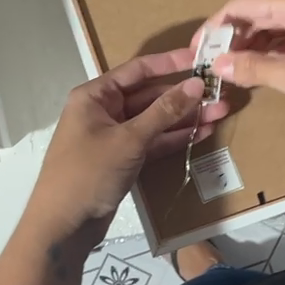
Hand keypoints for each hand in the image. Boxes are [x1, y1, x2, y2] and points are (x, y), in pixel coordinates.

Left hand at [25, 49, 228, 240]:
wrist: (64, 224)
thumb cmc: (89, 173)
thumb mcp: (129, 139)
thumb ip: (164, 111)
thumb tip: (196, 84)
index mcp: (95, 96)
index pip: (138, 70)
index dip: (170, 63)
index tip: (200, 59)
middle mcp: (104, 111)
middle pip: (149, 96)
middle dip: (184, 96)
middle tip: (219, 93)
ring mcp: (114, 136)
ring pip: (154, 120)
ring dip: (185, 118)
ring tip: (220, 112)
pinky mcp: (123, 159)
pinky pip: (152, 142)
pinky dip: (174, 138)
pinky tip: (202, 133)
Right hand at [196, 0, 284, 124]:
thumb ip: (254, 68)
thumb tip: (218, 65)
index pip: (243, 4)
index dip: (215, 26)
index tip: (198, 51)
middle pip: (260, 10)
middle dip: (234, 36)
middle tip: (214, 64)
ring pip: (278, 20)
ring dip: (255, 42)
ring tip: (237, 69)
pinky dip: (277, 45)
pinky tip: (267, 66)